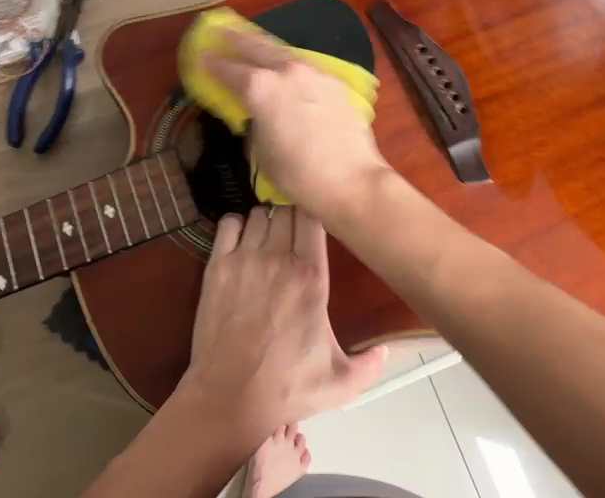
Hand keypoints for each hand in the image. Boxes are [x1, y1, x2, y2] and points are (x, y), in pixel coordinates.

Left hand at [175, 207, 387, 437]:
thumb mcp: (340, 383)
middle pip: (285, 210)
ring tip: (265, 241)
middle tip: (289, 237)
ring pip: (258, 214)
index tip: (313, 227)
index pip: (313, 217)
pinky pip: (228, 223)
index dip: (313, 216)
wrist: (230, 396)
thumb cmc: (286, 387)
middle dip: (289, 217)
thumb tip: (387, 351)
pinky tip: (239, 242)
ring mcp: (245, 259)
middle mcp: (279, 259)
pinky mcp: (217, 266)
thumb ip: (369, 366)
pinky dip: (235, 225)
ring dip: (264, 222)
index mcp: (311, 277)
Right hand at [202, 29, 391, 214]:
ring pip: (282, 50)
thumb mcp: (260, 149)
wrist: (351, 179)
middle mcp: (284, 70)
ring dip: (264, 45)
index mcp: (259, 87)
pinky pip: (303, 65)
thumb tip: (257, 112)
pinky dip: (288, 63)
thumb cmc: (297, 173)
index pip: (228, 69)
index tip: (202, 56)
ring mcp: (312, 71)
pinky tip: (287, 68)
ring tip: (253, 41)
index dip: (212, 63)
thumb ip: (254, 120)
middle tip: (222, 32)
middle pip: (255, 45)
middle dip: (236, 38)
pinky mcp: (333, 80)